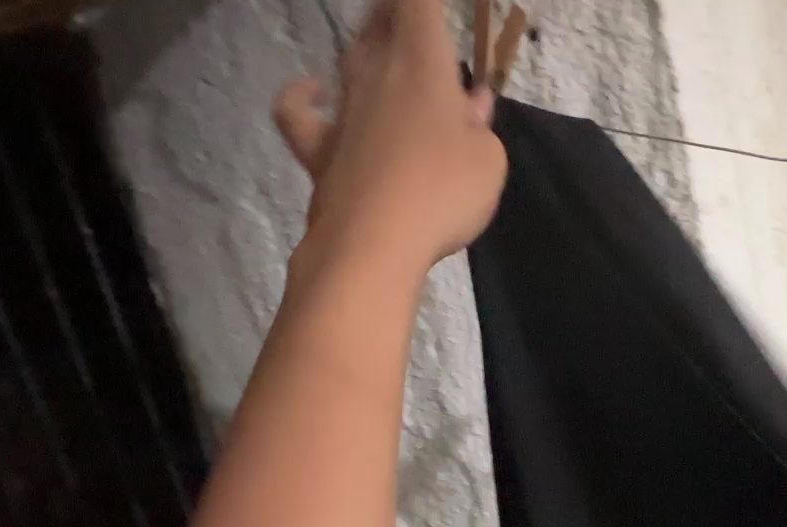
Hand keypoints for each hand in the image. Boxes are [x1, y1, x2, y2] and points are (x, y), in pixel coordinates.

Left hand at [274, 0, 507, 271]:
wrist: (374, 243)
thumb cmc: (442, 193)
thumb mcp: (488, 162)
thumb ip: (480, 128)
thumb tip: (471, 105)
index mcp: (423, 61)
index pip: (420, 2)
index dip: (427, 1)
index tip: (435, 10)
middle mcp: (376, 72)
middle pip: (381, 21)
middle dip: (396, 13)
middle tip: (411, 19)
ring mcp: (342, 110)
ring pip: (349, 59)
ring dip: (367, 50)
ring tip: (384, 54)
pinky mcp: (317, 148)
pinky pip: (298, 110)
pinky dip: (302, 95)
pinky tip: (314, 91)